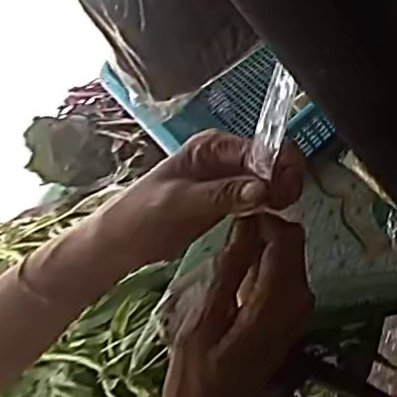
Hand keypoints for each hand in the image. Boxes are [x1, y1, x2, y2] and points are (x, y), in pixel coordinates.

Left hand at [30, 132, 305, 304]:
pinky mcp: (233, 194)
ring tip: (280, 207)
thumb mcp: (175, 204)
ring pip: (275, 172)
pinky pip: (265, 189)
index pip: (262, 147)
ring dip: (284, 187)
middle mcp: (228, 155)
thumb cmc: (135, 220)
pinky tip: (272, 210)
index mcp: (213, 146)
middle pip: (275, 156)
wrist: (110, 250)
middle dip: (286, 175)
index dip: (279, 165)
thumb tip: (263, 188)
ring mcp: (231, 174)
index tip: (283, 191)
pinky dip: (274, 198)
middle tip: (286, 201)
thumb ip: (221, 194)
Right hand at [156, 214, 311, 396]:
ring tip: (231, 249)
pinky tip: (239, 274)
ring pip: (290, 258)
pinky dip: (266, 268)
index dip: (266, 220)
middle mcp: (302, 295)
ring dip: (265, 249)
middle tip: (232, 231)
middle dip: (266, 232)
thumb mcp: (201, 324)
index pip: (287, 238)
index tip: (239, 214)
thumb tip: (243, 226)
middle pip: (293, 245)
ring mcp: (301, 305)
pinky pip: (285, 277)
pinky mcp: (294, 313)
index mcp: (282, 296)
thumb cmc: (195, 382)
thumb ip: (227, 272)